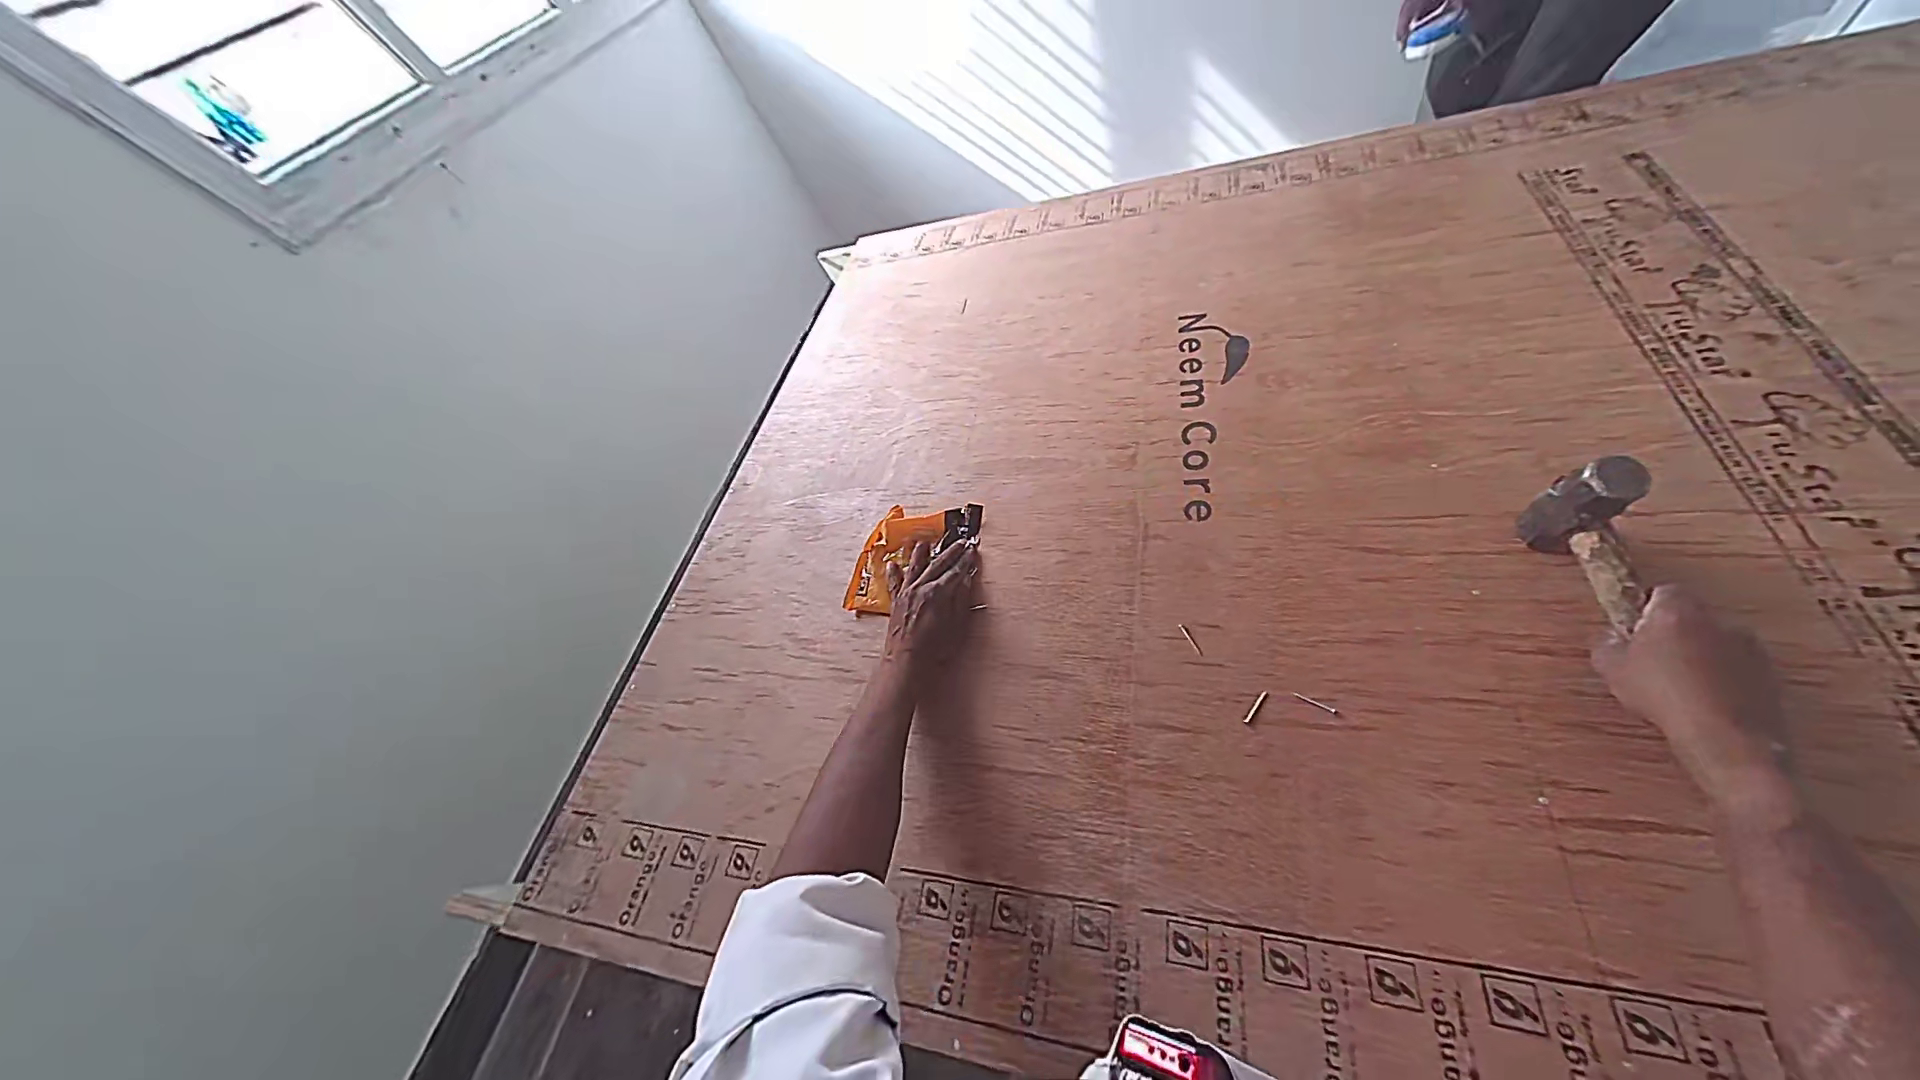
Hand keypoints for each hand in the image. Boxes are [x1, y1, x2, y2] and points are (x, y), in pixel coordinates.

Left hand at [883, 540, 980, 691]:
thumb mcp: (957, 625)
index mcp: (938, 592)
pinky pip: (894, 582)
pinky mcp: (896, 602)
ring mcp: (906, 593)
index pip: (956, 571)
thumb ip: (961, 600)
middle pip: (938, 563)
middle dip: (951, 551)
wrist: (907, 662)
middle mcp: (920, 588)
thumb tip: (966, 580)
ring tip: (925, 541)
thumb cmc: (934, 649)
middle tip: (960, 543)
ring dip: (920, 552)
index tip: (972, 551)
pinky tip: (893, 563)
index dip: (966, 560)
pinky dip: (894, 571)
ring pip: (914, 566)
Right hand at [1592, 585, 1796, 819]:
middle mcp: (1719, 622)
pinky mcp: (1770, 675)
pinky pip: (1736, 667)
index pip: (1663, 591)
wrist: (1724, 735)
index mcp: (1677, 613)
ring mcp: (1751, 649)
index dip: (1646, 605)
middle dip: (1673, 632)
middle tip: (1650, 655)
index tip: (1633, 624)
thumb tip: (1612, 637)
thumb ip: (1607, 643)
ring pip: (1715, 642)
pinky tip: (1701, 698)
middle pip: (1692, 617)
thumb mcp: (1610, 666)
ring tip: (1676, 683)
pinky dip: (1719, 676)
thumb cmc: (1660, 693)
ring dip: (1699, 655)